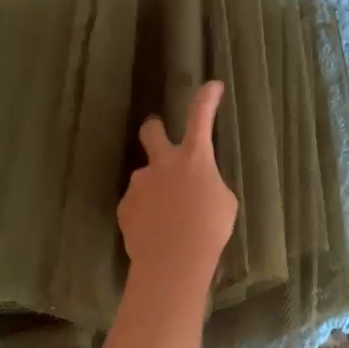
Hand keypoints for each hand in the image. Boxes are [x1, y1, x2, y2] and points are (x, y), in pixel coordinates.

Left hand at [121, 81, 238, 286]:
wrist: (173, 262)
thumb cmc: (210, 229)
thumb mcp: (223, 200)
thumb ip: (207, 184)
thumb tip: (197, 186)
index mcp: (194, 158)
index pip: (201, 116)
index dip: (207, 98)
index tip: (213, 85)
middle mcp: (163, 163)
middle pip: (152, 132)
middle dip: (154, 129)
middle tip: (157, 133)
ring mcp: (140, 185)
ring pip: (146, 177)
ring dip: (155, 188)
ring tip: (166, 216)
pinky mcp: (125, 207)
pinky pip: (137, 204)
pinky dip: (145, 212)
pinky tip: (155, 230)